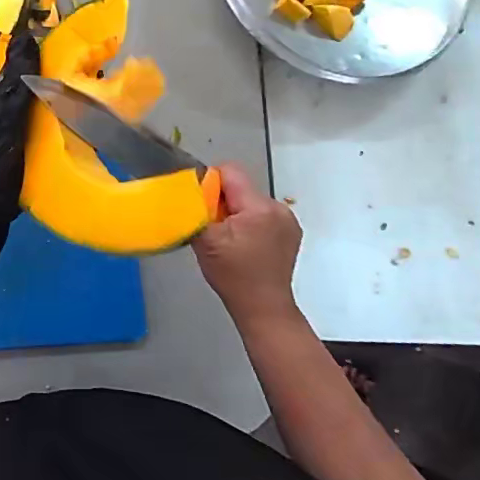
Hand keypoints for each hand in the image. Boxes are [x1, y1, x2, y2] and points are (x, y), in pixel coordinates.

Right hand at [192, 162, 302, 319]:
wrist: (263, 308)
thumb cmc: (233, 275)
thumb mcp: (206, 240)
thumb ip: (196, 210)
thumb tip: (189, 192)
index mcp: (260, 207)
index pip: (230, 171)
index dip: (210, 182)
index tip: (200, 204)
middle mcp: (279, 208)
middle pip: (241, 188)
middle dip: (222, 202)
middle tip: (211, 227)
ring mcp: (288, 222)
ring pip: (250, 203)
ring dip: (235, 214)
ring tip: (227, 240)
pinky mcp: (290, 234)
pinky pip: (262, 216)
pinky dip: (249, 224)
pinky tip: (242, 246)